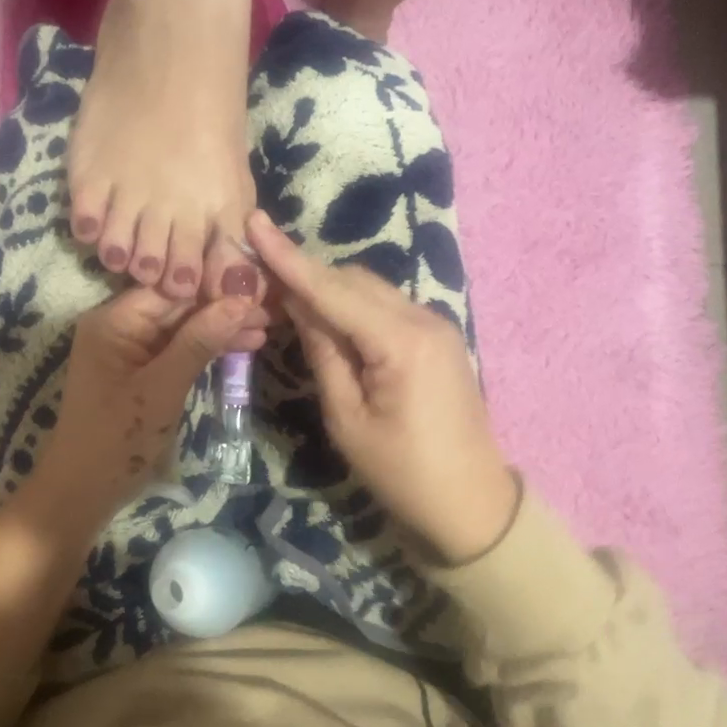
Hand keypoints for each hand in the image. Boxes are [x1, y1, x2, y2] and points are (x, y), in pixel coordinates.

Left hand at [39, 286, 265, 507]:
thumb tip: (239, 301)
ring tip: (266, 326)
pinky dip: (206, 347)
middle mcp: (118, 325)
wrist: (84, 490)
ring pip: (181, 327)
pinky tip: (243, 344)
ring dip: (219, 327)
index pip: (170, 287)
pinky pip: (177, 348)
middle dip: (221, 306)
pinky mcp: (139, 370)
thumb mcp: (162, 389)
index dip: (213, 285)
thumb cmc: (117, 439)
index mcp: (113, 320)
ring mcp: (129, 348)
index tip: (258, 285)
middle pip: (177, 304)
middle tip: (269, 307)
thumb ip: (199, 343)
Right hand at [246, 211, 519, 563]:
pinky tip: (321, 314)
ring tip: (280, 292)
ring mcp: (435, 325)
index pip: (332, 289)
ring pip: (368, 288)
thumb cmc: (402, 471)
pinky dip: (349, 303)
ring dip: (325, 286)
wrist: (471, 504)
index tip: (254, 223)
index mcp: (400, 341)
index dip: (288, 258)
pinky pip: (383, 306)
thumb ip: (323, 352)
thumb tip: (296, 304)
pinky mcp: (436, 338)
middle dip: (304, 271)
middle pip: (351, 279)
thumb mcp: (347, 417)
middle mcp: (423, 319)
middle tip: (256, 273)